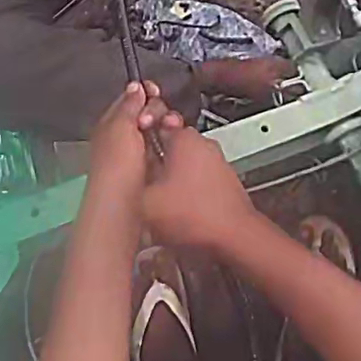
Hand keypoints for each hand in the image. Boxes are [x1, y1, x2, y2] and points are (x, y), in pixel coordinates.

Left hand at [87, 81, 182, 197]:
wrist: (123, 206)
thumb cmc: (117, 164)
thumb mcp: (120, 127)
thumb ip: (129, 105)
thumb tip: (135, 86)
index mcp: (111, 125)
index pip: (130, 100)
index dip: (143, 93)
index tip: (155, 90)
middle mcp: (125, 138)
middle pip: (148, 114)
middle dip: (157, 111)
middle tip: (154, 122)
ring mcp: (140, 154)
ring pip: (160, 130)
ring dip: (168, 126)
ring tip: (172, 130)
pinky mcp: (155, 169)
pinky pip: (167, 148)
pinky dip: (173, 143)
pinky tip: (178, 145)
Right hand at [142, 126, 262, 249]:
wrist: (236, 238)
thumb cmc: (194, 216)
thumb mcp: (145, 201)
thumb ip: (131, 182)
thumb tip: (124, 179)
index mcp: (183, 138)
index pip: (153, 122)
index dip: (138, 139)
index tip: (131, 155)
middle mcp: (202, 144)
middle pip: (167, 145)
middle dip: (153, 162)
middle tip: (142, 183)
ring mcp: (216, 161)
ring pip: (183, 163)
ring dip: (170, 178)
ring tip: (160, 201)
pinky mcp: (225, 180)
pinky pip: (197, 178)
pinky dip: (187, 189)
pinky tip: (180, 210)